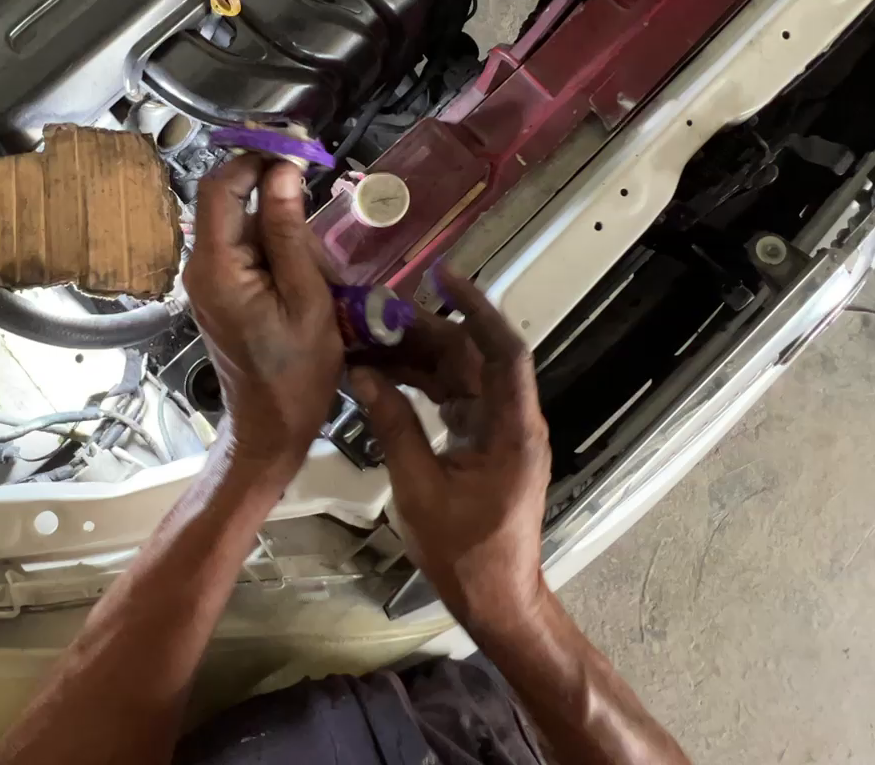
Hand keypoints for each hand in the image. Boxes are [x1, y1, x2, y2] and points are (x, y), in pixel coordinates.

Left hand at [184, 157, 343, 481]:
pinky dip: (272, 242)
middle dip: (268, 183)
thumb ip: (289, 233)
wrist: (270, 425)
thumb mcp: (306, 298)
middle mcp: (200, 266)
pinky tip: (305, 263)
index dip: (254, 156)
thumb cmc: (296, 371)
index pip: (221, 186)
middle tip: (313, 176)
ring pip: (238, 223)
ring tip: (316, 235)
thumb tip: (282, 171)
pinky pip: (242, 249)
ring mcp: (206, 280)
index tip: (295, 144)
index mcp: (216, 266)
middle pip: (227, 201)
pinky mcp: (219, 291)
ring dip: (276, 218)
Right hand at [348, 265, 553, 634]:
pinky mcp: (481, 439)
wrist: (495, 599)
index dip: (477, 308)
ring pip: (458, 372)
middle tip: (375, 312)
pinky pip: (450, 395)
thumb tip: (363, 374)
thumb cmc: (464, 552)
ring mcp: (497, 428)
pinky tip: (383, 372)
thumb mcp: (419, 488)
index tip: (442, 276)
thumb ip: (394, 426)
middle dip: (425, 329)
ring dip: (417, 354)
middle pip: (472, 356)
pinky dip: (419, 382)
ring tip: (370, 337)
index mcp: (511, 429)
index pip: (504, 352)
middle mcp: (511, 419)